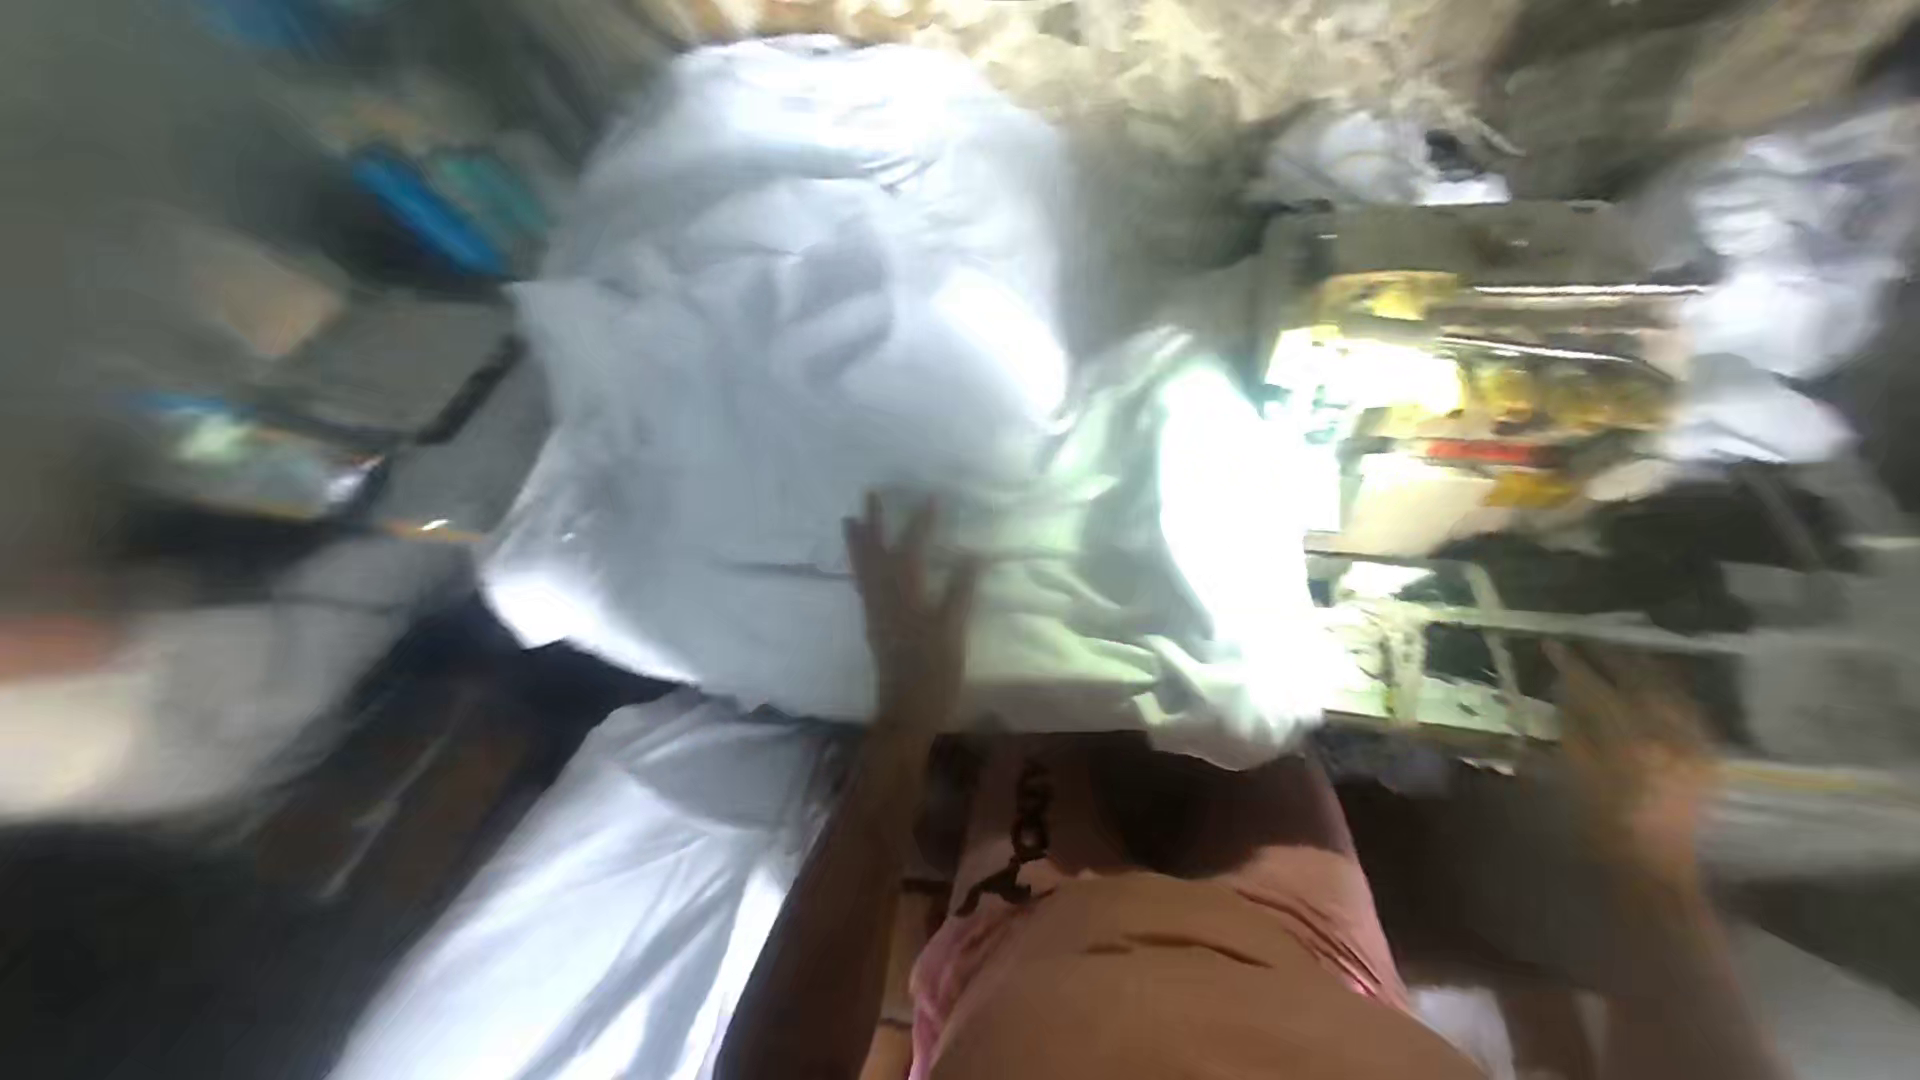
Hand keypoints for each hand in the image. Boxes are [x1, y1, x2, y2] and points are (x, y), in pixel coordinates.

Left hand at [844, 494, 979, 731]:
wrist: (905, 712)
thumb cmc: (933, 673)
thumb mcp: (952, 632)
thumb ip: (960, 592)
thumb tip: (974, 555)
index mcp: (905, 598)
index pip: (913, 551)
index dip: (922, 524)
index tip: (931, 497)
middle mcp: (884, 600)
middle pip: (875, 555)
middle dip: (874, 524)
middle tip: (869, 495)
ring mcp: (875, 614)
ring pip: (863, 570)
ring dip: (858, 543)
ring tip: (850, 520)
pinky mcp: (873, 627)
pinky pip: (862, 587)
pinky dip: (859, 568)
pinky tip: (861, 567)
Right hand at [1545, 641, 1717, 890]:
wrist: (1649, 866)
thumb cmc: (1594, 820)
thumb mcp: (1570, 767)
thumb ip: (1571, 723)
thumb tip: (1566, 686)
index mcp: (1631, 742)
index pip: (1597, 688)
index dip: (1572, 664)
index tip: (1552, 643)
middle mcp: (1672, 739)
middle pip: (1644, 684)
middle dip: (1614, 659)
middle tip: (1587, 640)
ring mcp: (1697, 748)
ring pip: (1673, 695)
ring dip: (1645, 671)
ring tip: (1620, 654)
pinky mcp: (1709, 759)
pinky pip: (1690, 713)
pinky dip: (1668, 693)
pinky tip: (1652, 686)